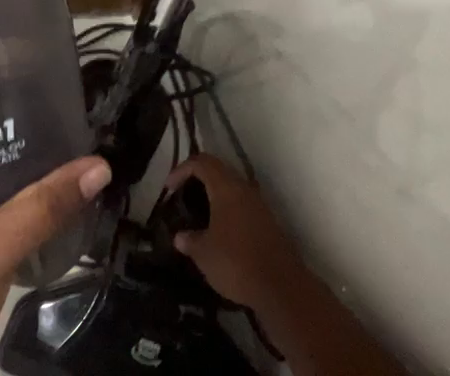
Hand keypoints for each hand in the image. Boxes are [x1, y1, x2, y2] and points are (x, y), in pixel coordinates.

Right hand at [167, 154, 411, 375]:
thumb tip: (181, 236)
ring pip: (233, 190)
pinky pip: (243, 207)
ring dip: (214, 197)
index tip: (168, 189)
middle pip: (219, 171)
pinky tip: (220, 234)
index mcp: (227, 188)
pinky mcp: (269, 224)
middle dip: (197, 181)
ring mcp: (260, 206)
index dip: (181, 169)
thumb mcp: (203, 253)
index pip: (202, 162)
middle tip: (182, 198)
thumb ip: (189, 240)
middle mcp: (245, 190)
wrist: (281, 288)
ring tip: (199, 217)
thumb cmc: (236, 262)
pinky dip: (228, 212)